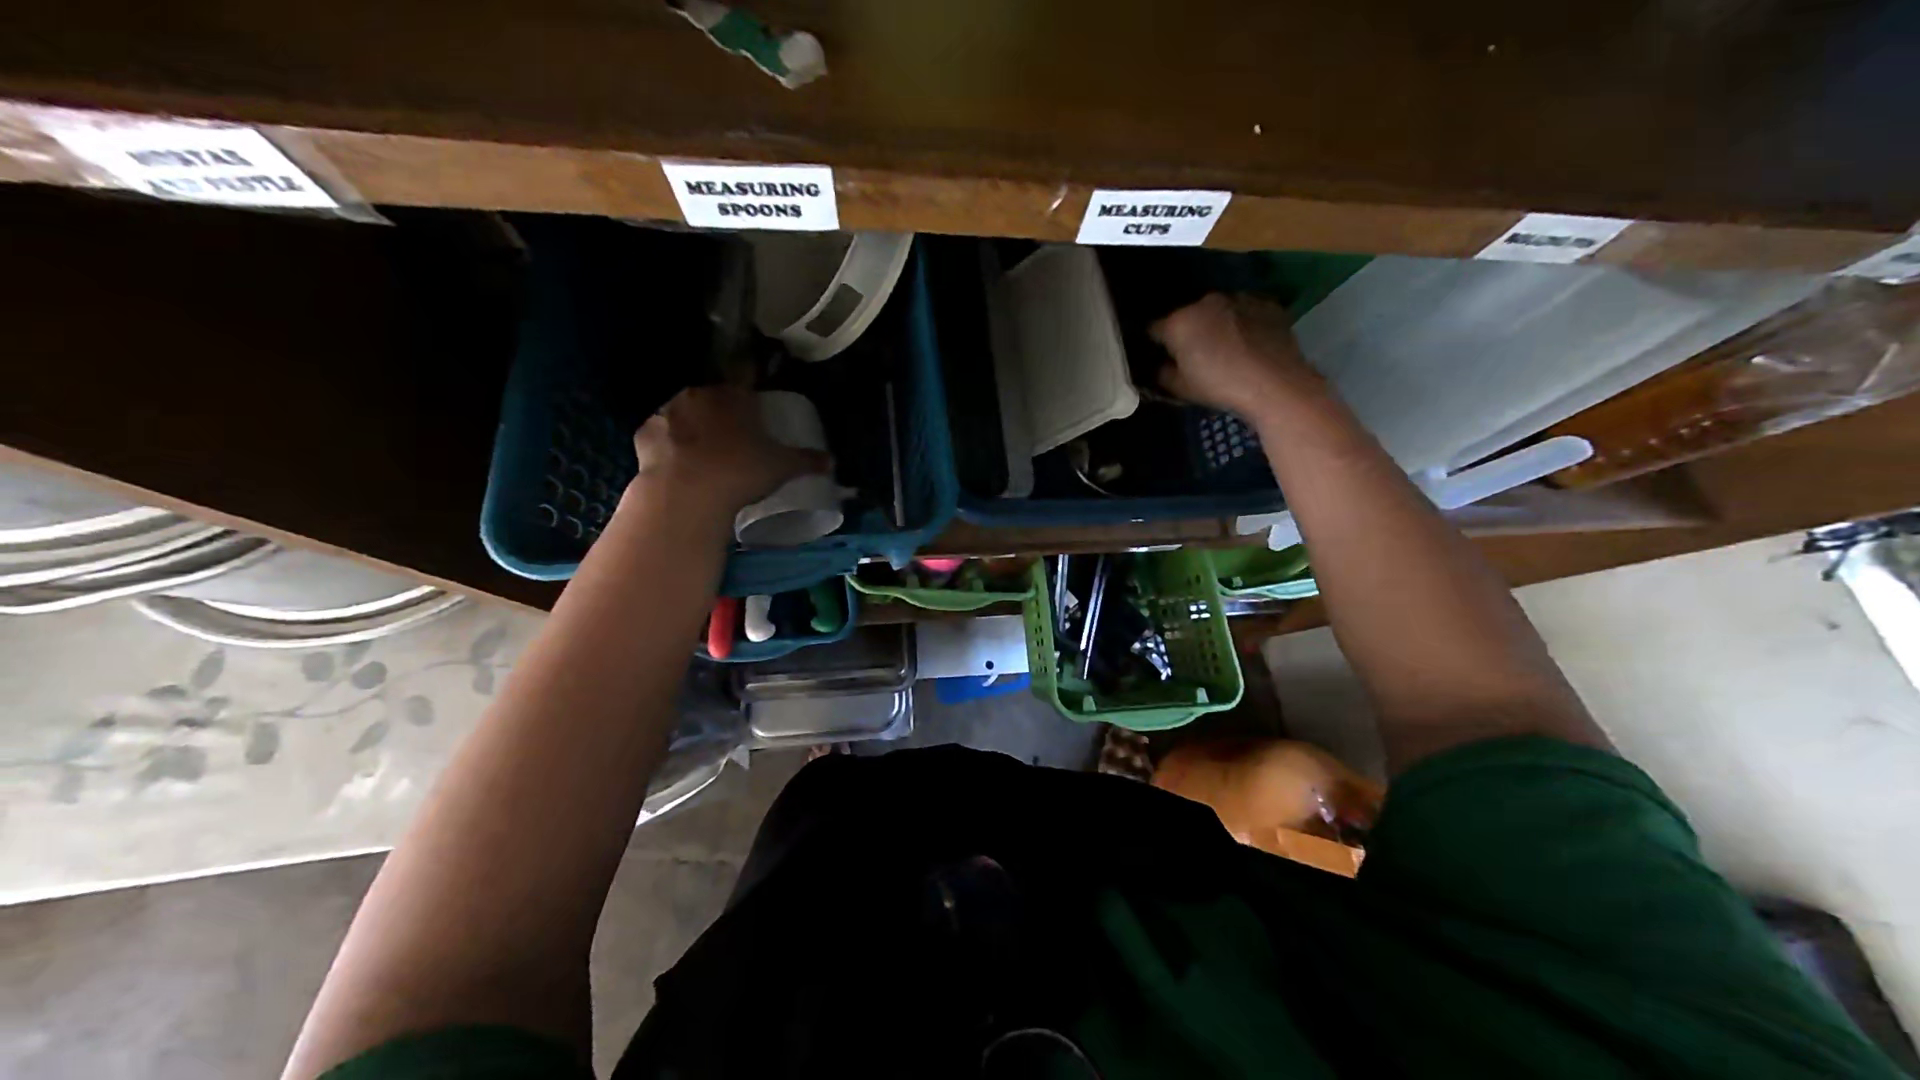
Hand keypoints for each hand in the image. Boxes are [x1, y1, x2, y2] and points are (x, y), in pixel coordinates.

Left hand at [631, 385, 828, 513]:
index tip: (755, 408)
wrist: (687, 494)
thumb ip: (807, 460)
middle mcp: (699, 394)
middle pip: (713, 397)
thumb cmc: (741, 471)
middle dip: (721, 412)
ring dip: (692, 428)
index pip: (745, 379)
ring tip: (704, 456)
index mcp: (734, 394)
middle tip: (733, 439)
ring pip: (684, 414)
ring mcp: (667, 412)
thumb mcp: (783, 467)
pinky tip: (678, 466)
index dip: (751, 392)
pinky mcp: (644, 435)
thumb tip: (832, 461)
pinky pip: (660, 436)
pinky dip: (668, 447)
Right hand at [1149, 293, 1325, 419]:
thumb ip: (1162, 375)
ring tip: (1226, 348)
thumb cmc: (1221, 388)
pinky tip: (1249, 342)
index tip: (1162, 359)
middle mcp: (1205, 303)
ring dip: (1215, 324)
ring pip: (1217, 311)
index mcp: (1178, 323)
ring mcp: (1238, 299)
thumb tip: (1159, 367)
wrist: (1276, 384)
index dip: (1156, 345)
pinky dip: (1242, 322)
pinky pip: (1245, 311)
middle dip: (1188, 332)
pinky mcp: (1265, 303)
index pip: (1153, 329)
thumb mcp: (1181, 390)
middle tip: (1196, 356)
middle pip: (1187, 316)